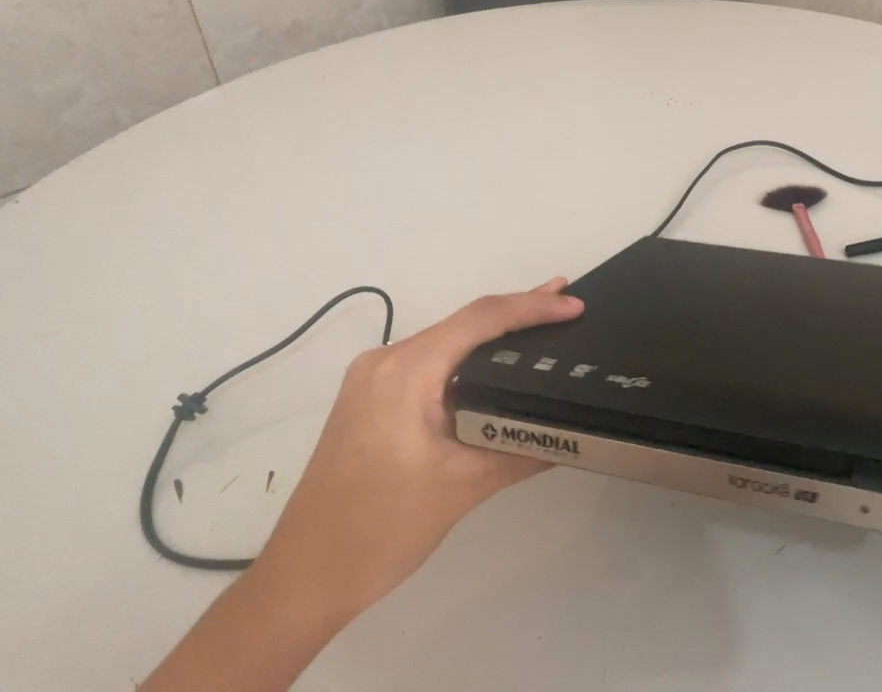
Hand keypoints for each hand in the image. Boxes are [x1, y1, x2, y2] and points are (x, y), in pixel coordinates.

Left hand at [256, 279, 583, 621]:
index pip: (480, 320)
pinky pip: (431, 365)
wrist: (305, 577)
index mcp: (405, 371)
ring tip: (547, 328)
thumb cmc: (382, 527)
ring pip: (447, 343)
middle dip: (519, 312)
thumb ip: (523, 449)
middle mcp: (384, 362)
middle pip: (463, 323)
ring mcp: (373, 380)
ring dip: (495, 337)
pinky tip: (501, 369)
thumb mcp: (464, 486)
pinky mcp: (372, 401)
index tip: (576, 304)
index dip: (532, 306)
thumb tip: (573, 432)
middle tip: (570, 306)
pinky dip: (470, 361)